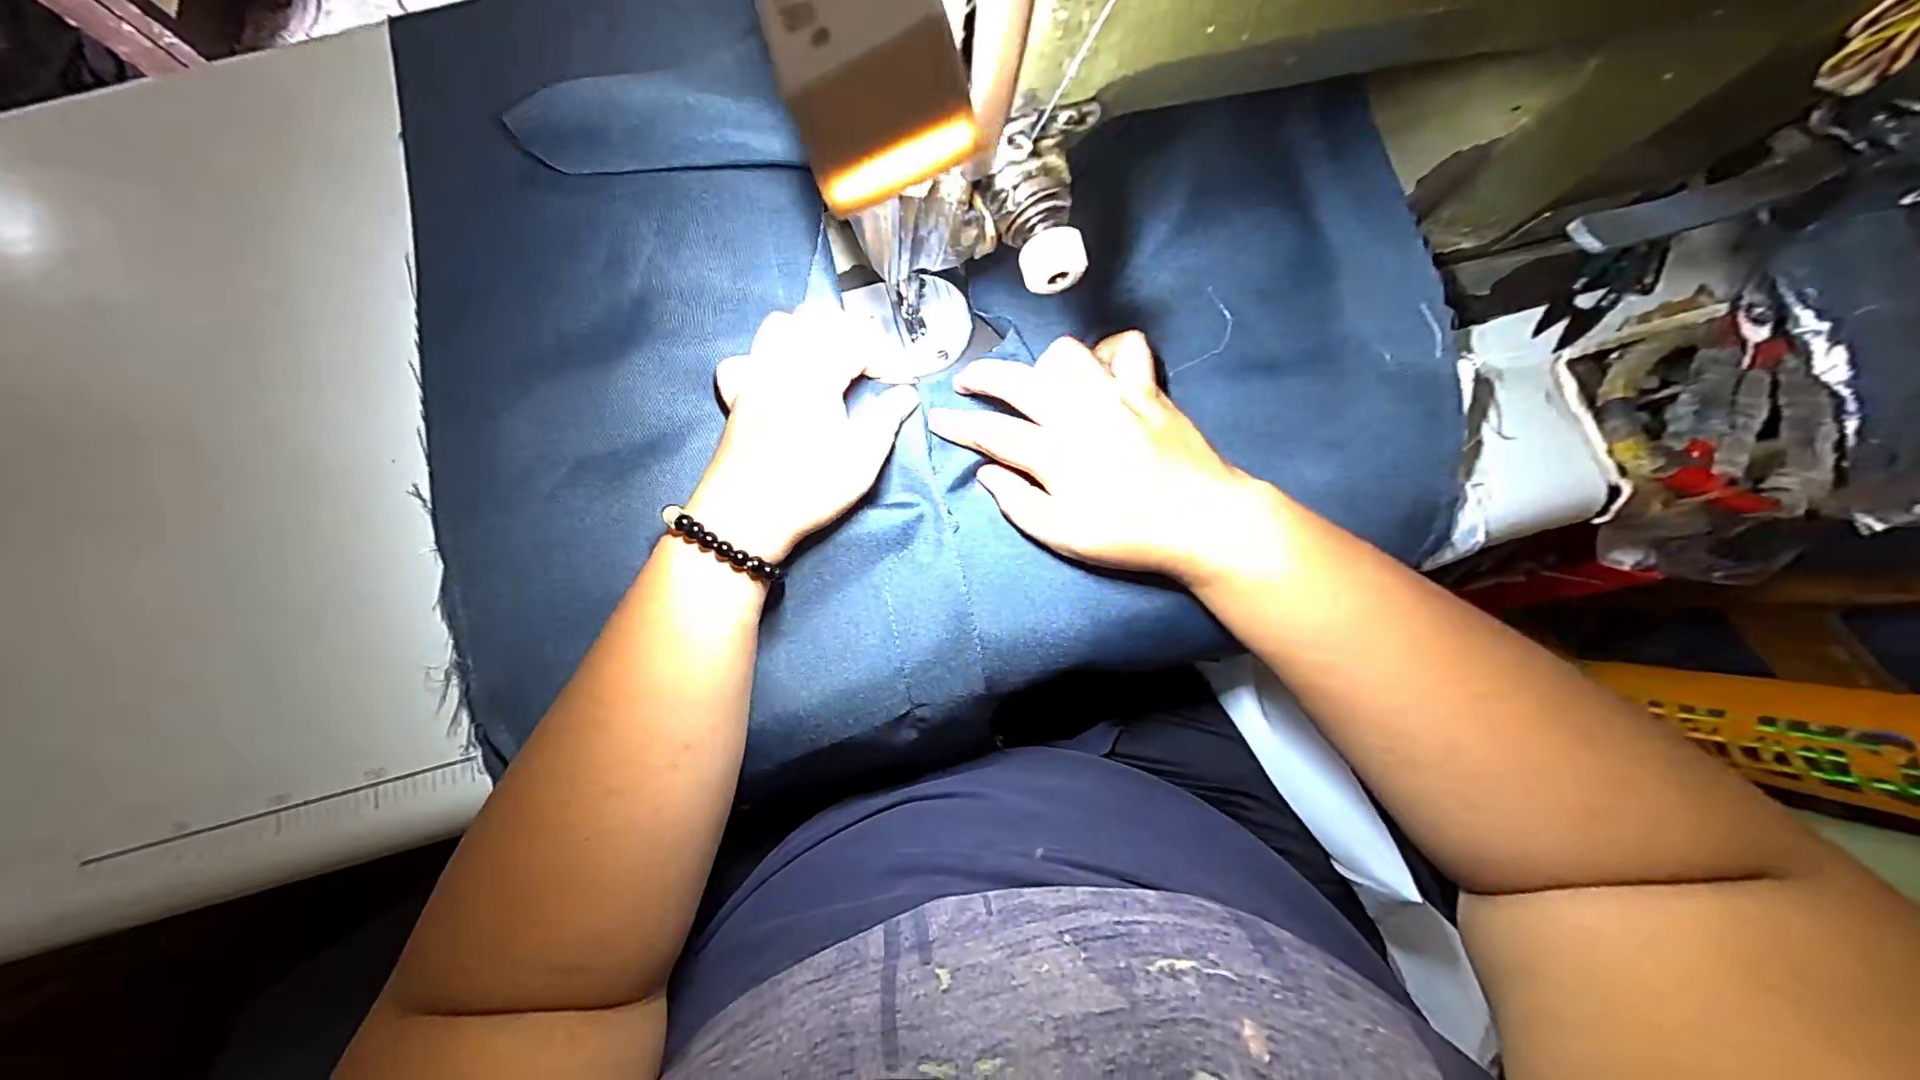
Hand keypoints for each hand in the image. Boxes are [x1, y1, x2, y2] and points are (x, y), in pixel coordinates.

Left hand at [684, 303, 919, 563]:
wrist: (743, 517)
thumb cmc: (806, 489)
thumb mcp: (861, 460)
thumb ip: (887, 419)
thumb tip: (906, 395)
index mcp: (814, 374)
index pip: (856, 340)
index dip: (885, 356)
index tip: (899, 381)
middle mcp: (780, 363)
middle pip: (817, 319)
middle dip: (852, 335)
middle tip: (874, 366)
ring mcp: (753, 375)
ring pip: (781, 325)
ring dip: (813, 333)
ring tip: (834, 363)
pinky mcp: (738, 394)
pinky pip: (750, 355)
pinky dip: (771, 355)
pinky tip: (785, 377)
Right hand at [927, 331, 1287, 586]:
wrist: (1203, 519)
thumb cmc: (1129, 535)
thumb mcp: (1064, 535)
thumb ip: (1019, 503)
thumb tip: (988, 474)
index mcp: (1056, 453)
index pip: (993, 432)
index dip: (959, 425)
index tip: (938, 418)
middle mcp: (1080, 413)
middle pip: (1018, 380)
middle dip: (983, 376)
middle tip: (967, 382)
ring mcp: (1116, 395)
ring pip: (1066, 354)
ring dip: (1042, 365)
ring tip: (1038, 383)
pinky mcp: (1147, 389)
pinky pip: (1124, 348)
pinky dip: (1106, 354)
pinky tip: (1099, 374)